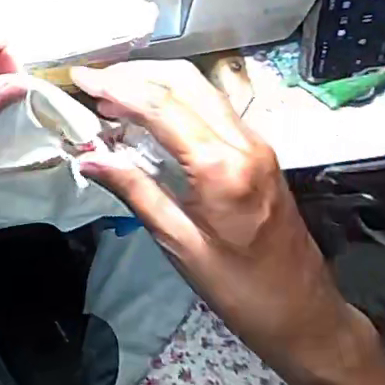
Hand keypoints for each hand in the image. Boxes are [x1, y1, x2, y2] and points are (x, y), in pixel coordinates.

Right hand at [70, 61, 383, 384]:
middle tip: (92, 80)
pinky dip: (173, 98)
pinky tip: (147, 112)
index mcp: (221, 167)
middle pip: (184, 82)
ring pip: (200, 88)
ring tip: (111, 91)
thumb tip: (89, 158)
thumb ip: (135, 191)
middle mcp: (243, 143)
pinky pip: (210, 107)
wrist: (303, 311)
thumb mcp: (178, 243)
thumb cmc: (238, 288)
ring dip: (154, 80)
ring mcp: (255, 143)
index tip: (81, 79)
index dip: (117, 88)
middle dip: (134, 73)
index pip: (162, 107)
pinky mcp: (257, 151)